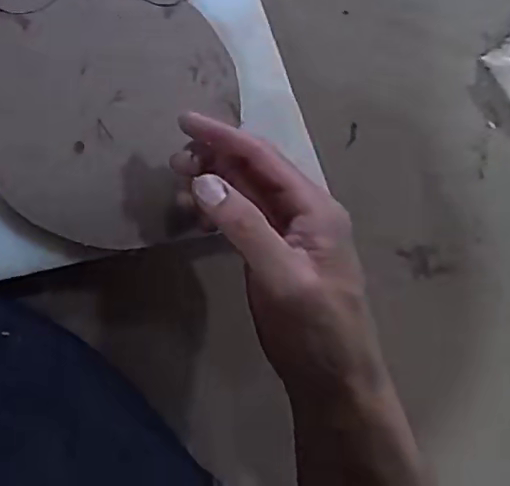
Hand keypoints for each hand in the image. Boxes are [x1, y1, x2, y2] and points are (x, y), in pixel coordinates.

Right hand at [172, 113, 420, 485]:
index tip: (183, 120)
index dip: (222, 135)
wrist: (335, 388)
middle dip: (213, 154)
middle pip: (251, 167)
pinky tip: (195, 211)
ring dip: (211, 178)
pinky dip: (214, 205)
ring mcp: (286, 230)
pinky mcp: (270, 249)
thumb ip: (244, 225)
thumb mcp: (282, 277)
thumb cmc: (317, 330)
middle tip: (175, 158)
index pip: (262, 157)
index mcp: (315, 208)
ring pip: (242, 188)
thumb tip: (203, 180)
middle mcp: (302, 210)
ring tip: (179, 179)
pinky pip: (238, 212)